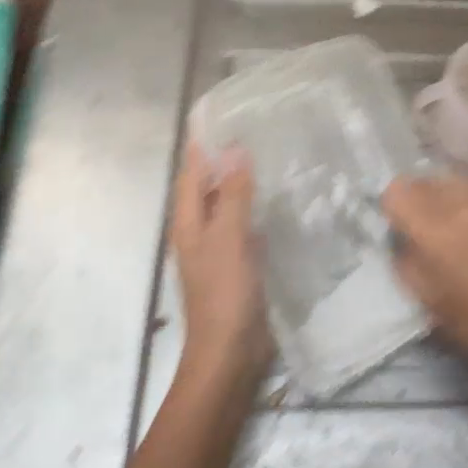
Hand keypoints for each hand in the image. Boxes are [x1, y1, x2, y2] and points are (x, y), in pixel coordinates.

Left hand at [170, 143, 271, 377]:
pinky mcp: (238, 266)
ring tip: (271, 156)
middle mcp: (199, 231)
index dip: (203, 144)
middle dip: (225, 160)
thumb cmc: (224, 294)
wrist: (230, 354)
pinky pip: (245, 227)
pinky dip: (256, 209)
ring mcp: (219, 250)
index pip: (191, 172)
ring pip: (228, 206)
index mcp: (188, 223)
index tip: (223, 113)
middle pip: (208, 187)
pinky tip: (280, 202)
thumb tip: (234, 149)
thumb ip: (232, 194)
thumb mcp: (228, 238)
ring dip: (243, 184)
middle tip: (256, 129)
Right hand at [382, 175, 467, 374]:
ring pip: (450, 180)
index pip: (397, 191)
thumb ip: (403, 255)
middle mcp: (462, 203)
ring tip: (446, 224)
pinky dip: (464, 201)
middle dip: (415, 198)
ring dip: (440, 197)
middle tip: (419, 226)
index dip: (391, 207)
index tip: (396, 226)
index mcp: (436, 230)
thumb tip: (398, 233)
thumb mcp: (423, 294)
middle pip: (424, 180)